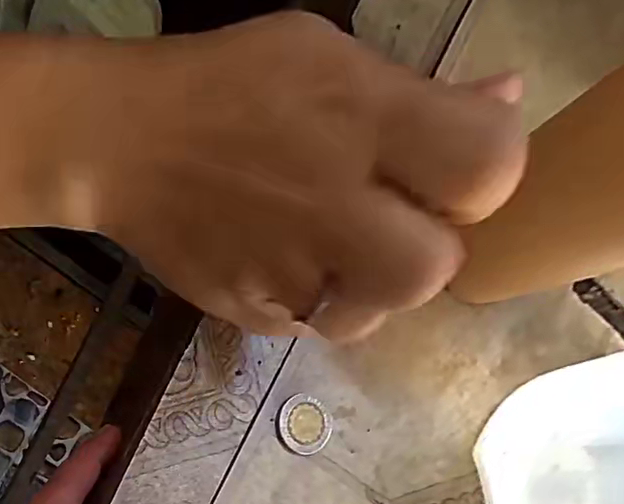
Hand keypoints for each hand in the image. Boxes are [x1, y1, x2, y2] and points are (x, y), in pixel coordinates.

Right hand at [82, 12, 525, 340]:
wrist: (126, 146)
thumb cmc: (228, 87)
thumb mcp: (329, 56)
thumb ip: (418, 94)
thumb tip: (497, 107)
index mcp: (359, 122)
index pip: (484, 173)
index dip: (484, 181)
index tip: (452, 176)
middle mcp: (325, 208)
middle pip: (429, 272)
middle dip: (426, 254)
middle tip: (395, 231)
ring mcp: (280, 272)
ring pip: (367, 317)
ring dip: (368, 291)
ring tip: (336, 255)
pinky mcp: (244, 311)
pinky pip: (307, 326)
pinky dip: (311, 302)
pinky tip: (287, 267)